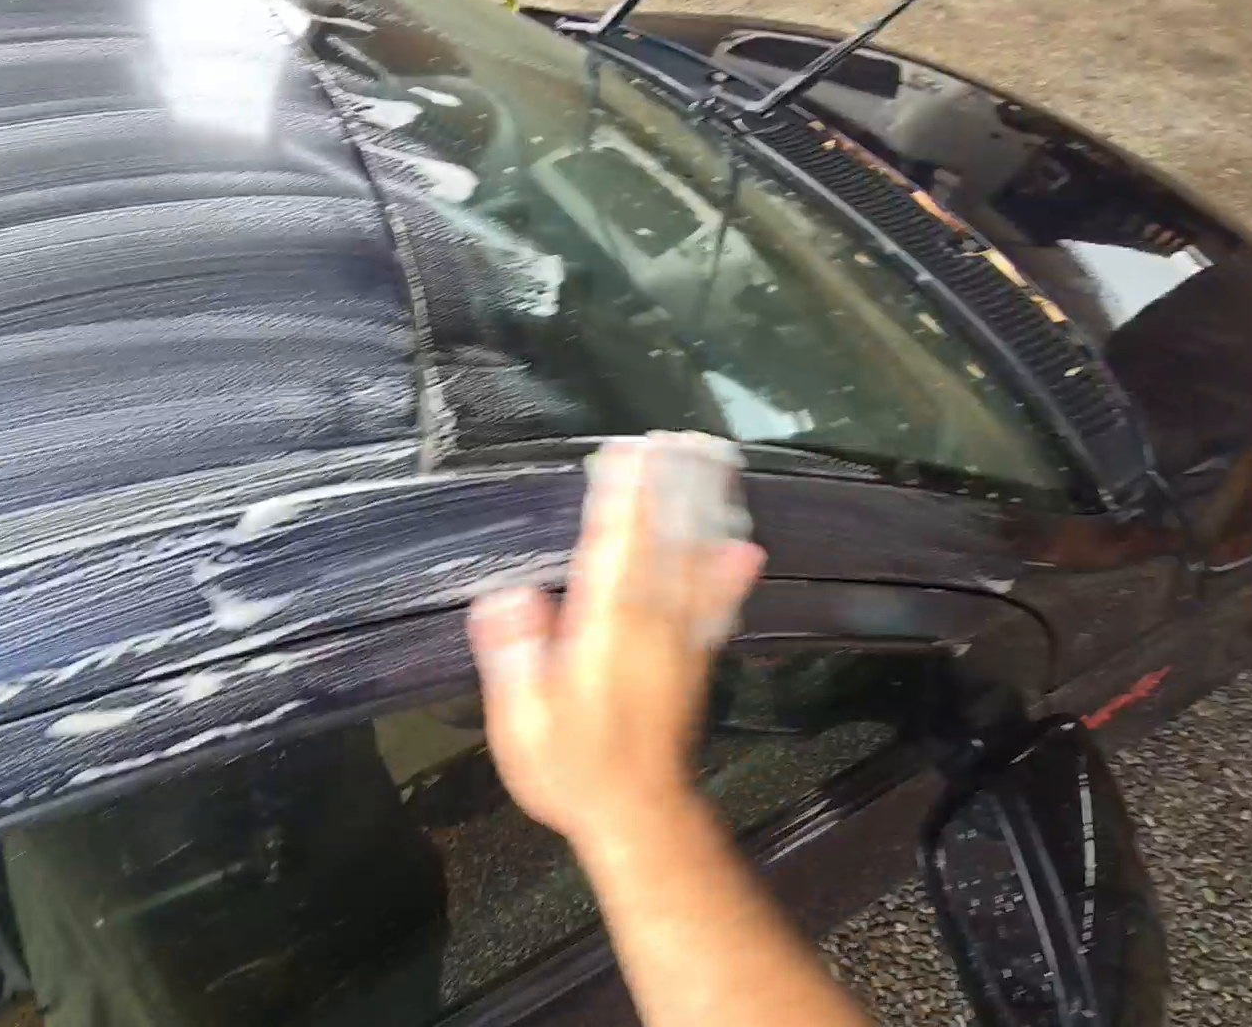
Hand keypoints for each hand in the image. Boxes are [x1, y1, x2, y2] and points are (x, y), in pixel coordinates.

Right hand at [467, 433, 765, 849]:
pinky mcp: (692, 657)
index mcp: (603, 632)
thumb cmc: (571, 766)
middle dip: (665, 488)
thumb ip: (514, 655)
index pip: (609, 550)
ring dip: (700, 513)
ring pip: (692, 563)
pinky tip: (745, 548)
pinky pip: (714, 607)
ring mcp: (677, 640)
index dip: (618, 499)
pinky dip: (729, 573)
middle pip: (659, 543)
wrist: (635, 812)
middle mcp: (648, 625)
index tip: (624, 454)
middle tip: (674, 439)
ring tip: (711, 467)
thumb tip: (507, 596)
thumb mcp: (521, 719)